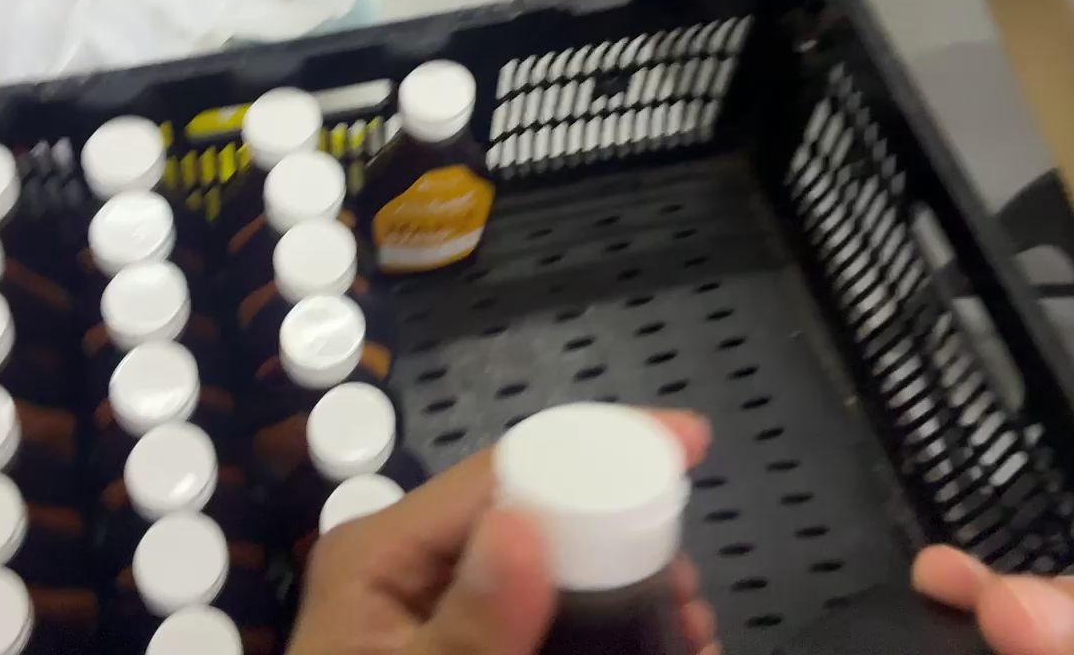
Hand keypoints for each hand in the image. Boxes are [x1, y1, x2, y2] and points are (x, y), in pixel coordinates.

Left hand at [285, 410, 718, 654]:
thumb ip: (468, 623)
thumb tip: (526, 523)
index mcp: (383, 545)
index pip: (501, 473)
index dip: (593, 448)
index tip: (682, 439)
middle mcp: (410, 553)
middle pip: (530, 511)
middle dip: (620, 533)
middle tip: (689, 584)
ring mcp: (433, 593)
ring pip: (542, 560)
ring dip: (619, 586)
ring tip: (685, 624)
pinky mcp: (454, 627)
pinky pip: (532, 603)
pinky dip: (592, 617)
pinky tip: (646, 637)